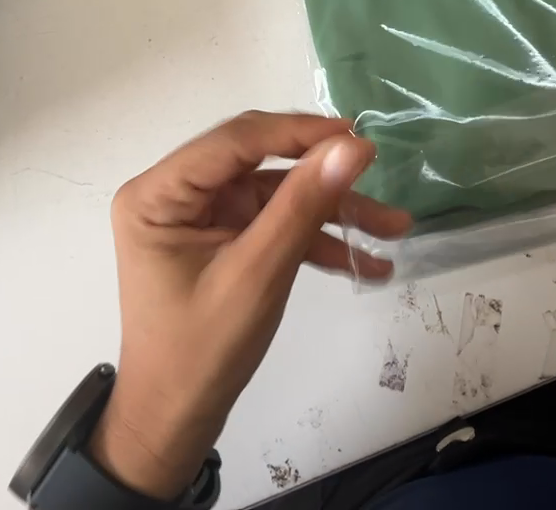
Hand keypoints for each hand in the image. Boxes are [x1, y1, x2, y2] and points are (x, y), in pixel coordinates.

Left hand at [91, 112, 412, 497]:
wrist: (175, 423)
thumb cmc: (201, 351)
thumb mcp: (257, 273)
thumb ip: (304, 204)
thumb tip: (352, 145)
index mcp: (160, 192)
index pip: (237, 140)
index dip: (299, 132)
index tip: (357, 136)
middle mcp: (178, 192)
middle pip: (261, 160)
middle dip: (322, 172)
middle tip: (375, 166)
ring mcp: (204, 214)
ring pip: (279, 192)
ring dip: (333, 211)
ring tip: (395, 227)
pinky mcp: (226, 236)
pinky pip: (277, 222)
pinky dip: (318, 238)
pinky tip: (368, 261)